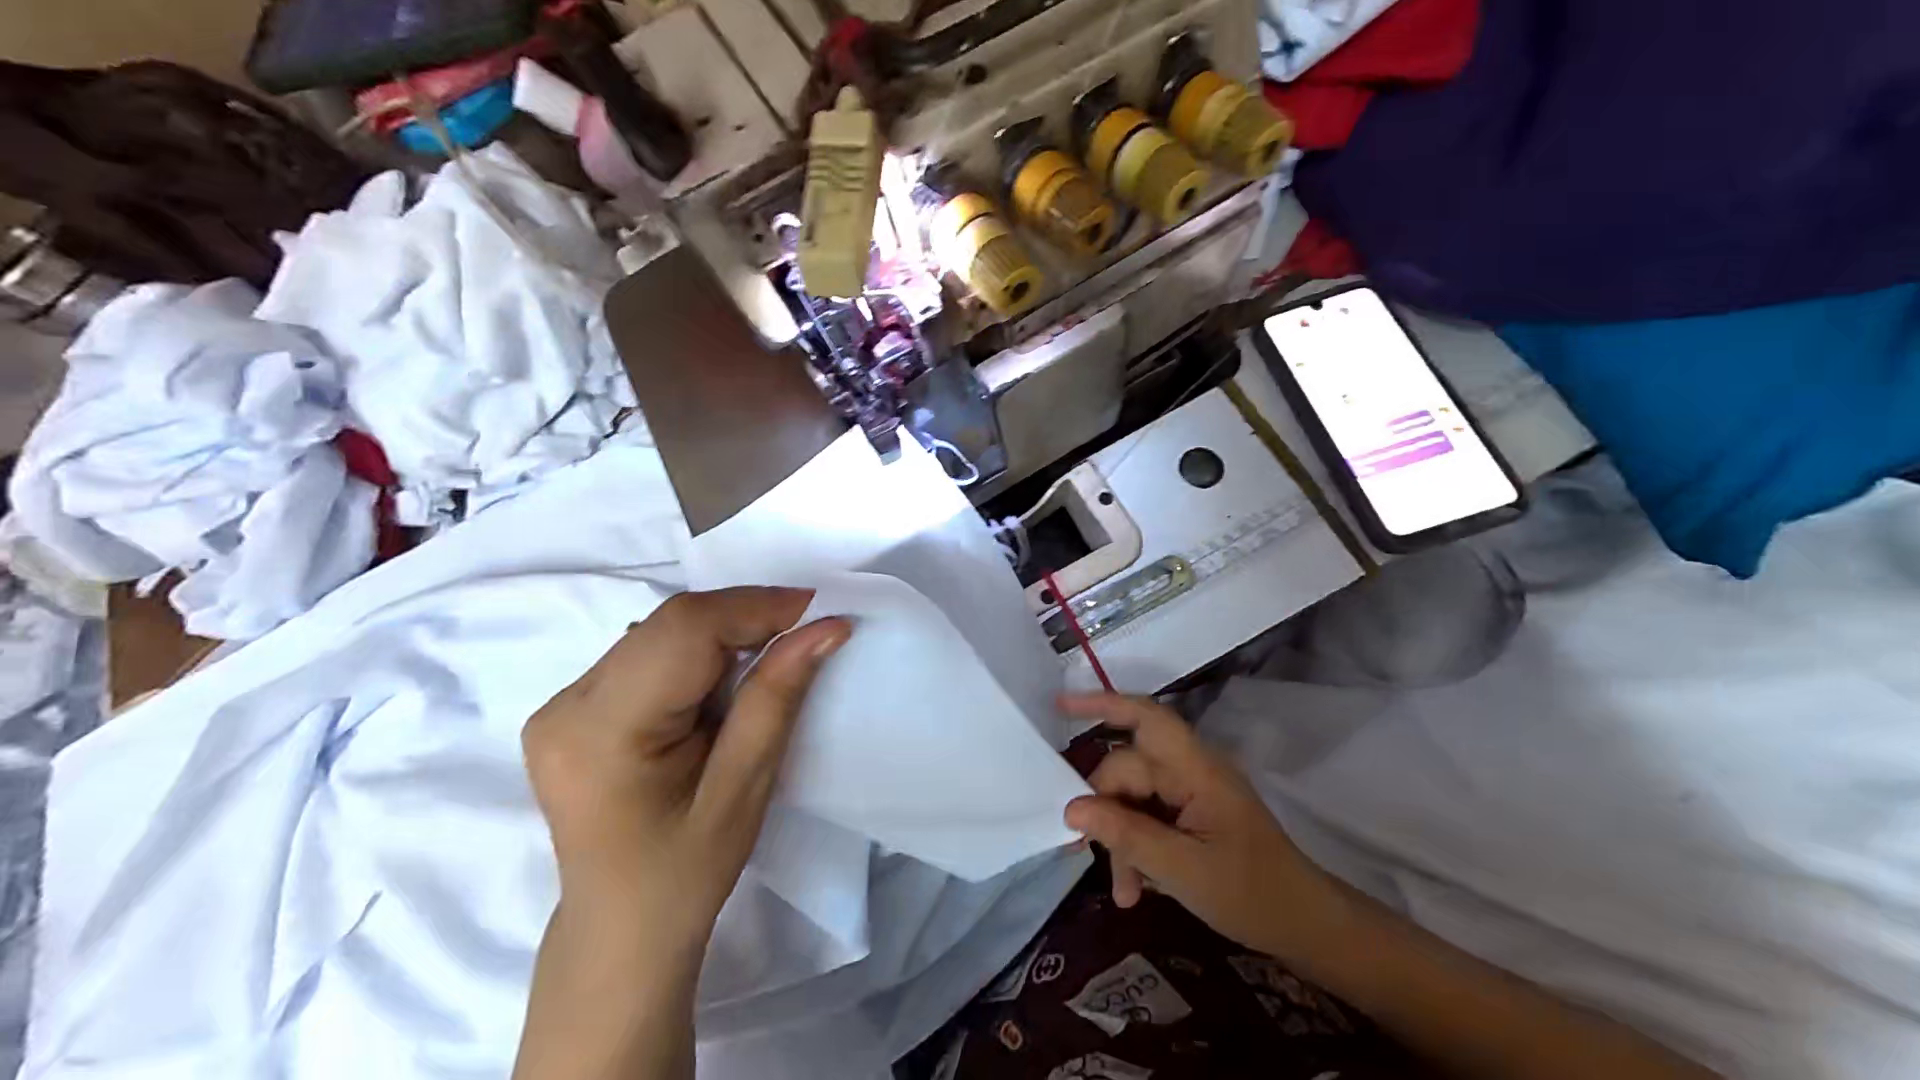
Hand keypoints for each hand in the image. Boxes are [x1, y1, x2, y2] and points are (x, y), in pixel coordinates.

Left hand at [521, 587, 851, 940]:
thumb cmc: (685, 875)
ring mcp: (561, 703)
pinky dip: (700, 650)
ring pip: (660, 630)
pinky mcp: (572, 707)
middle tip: (806, 629)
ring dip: (725, 630)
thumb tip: (823, 627)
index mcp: (599, 732)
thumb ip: (776, 698)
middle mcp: (565, 705)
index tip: (818, 609)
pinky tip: (727, 676)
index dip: (755, 607)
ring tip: (774, 652)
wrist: (620, 930)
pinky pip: (648, 651)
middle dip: (745, 616)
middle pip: (669, 624)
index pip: (683, 632)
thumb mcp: (744, 789)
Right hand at [1061, 694, 1335, 958]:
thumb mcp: (1183, 870)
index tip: (1059, 705)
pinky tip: (1133, 887)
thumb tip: (1071, 809)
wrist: (1306, 927)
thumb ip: (1125, 835)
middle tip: (1082, 850)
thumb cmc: (1251, 893)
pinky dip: (1134, 848)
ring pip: (1132, 797)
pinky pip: (1146, 816)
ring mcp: (1190, 792)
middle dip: (1103, 808)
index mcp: (1197, 770)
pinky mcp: (1189, 814)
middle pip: (1127, 767)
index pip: (1144, 720)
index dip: (1102, 704)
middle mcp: (1191, 770)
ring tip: (1122, 889)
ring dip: (1119, 838)